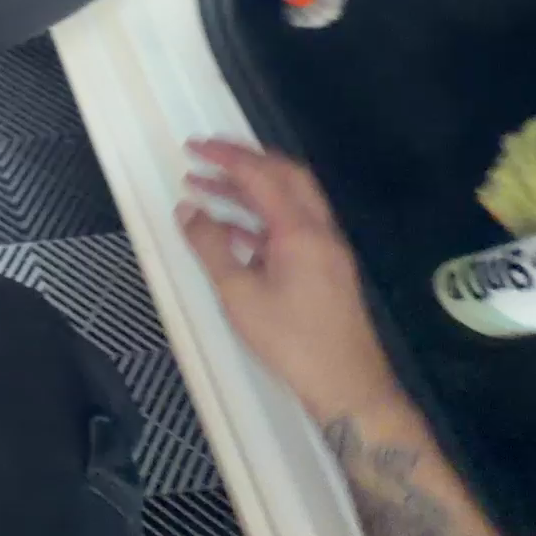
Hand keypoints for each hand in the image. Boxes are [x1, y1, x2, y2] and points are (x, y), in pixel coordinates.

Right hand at [176, 140, 402, 421]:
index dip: (227, 157)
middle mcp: (319, 233)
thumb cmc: (290, 339)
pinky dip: (255, 215)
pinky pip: (288, 226)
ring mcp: (324, 251)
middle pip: (287, 178)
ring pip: (288, 201)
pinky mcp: (322, 269)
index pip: (263, 178)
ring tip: (203, 185)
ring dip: (247, 187)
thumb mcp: (238, 292)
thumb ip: (210, 245)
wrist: (348, 388)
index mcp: (301, 234)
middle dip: (245, 159)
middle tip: (206, 152)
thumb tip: (187, 209)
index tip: (194, 146)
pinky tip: (226, 225)